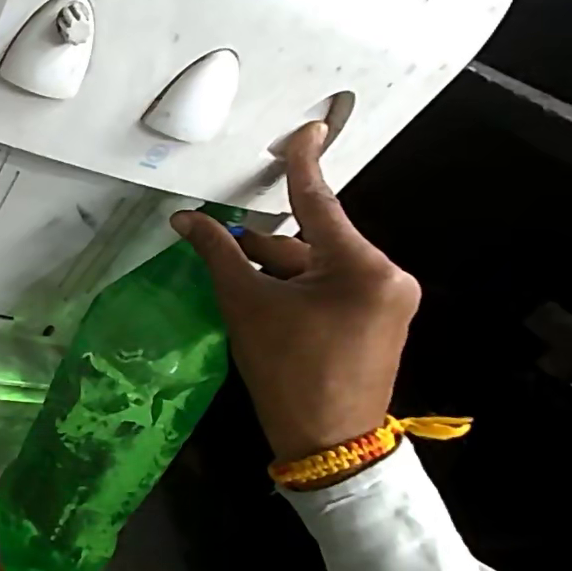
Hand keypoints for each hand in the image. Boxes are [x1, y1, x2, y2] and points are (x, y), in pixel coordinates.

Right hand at [171, 122, 420, 463]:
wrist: (327, 443)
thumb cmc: (288, 370)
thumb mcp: (247, 304)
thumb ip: (218, 253)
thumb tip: (185, 218)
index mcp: (362, 267)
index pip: (321, 202)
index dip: (305, 163)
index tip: (309, 127)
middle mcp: (384, 276)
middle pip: (309, 243)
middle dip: (263, 249)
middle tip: (219, 250)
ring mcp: (386, 300)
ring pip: (315, 267)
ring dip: (274, 273)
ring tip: (238, 293)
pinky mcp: (378, 320)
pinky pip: (328, 287)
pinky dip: (293, 289)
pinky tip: (263, 306)